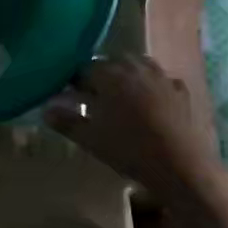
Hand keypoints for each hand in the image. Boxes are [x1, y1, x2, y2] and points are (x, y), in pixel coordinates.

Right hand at [44, 56, 227, 199]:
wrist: (180, 165)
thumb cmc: (128, 150)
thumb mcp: (89, 139)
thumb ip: (66, 121)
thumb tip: (46, 109)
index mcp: (108, 77)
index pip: (82, 69)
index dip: (72, 81)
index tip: (67, 95)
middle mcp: (134, 69)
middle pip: (111, 61)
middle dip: (99, 74)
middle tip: (92, 95)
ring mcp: (161, 77)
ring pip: (138, 64)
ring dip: (126, 73)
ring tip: (120, 92)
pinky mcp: (180, 90)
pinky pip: (161, 78)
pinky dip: (151, 84)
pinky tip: (149, 99)